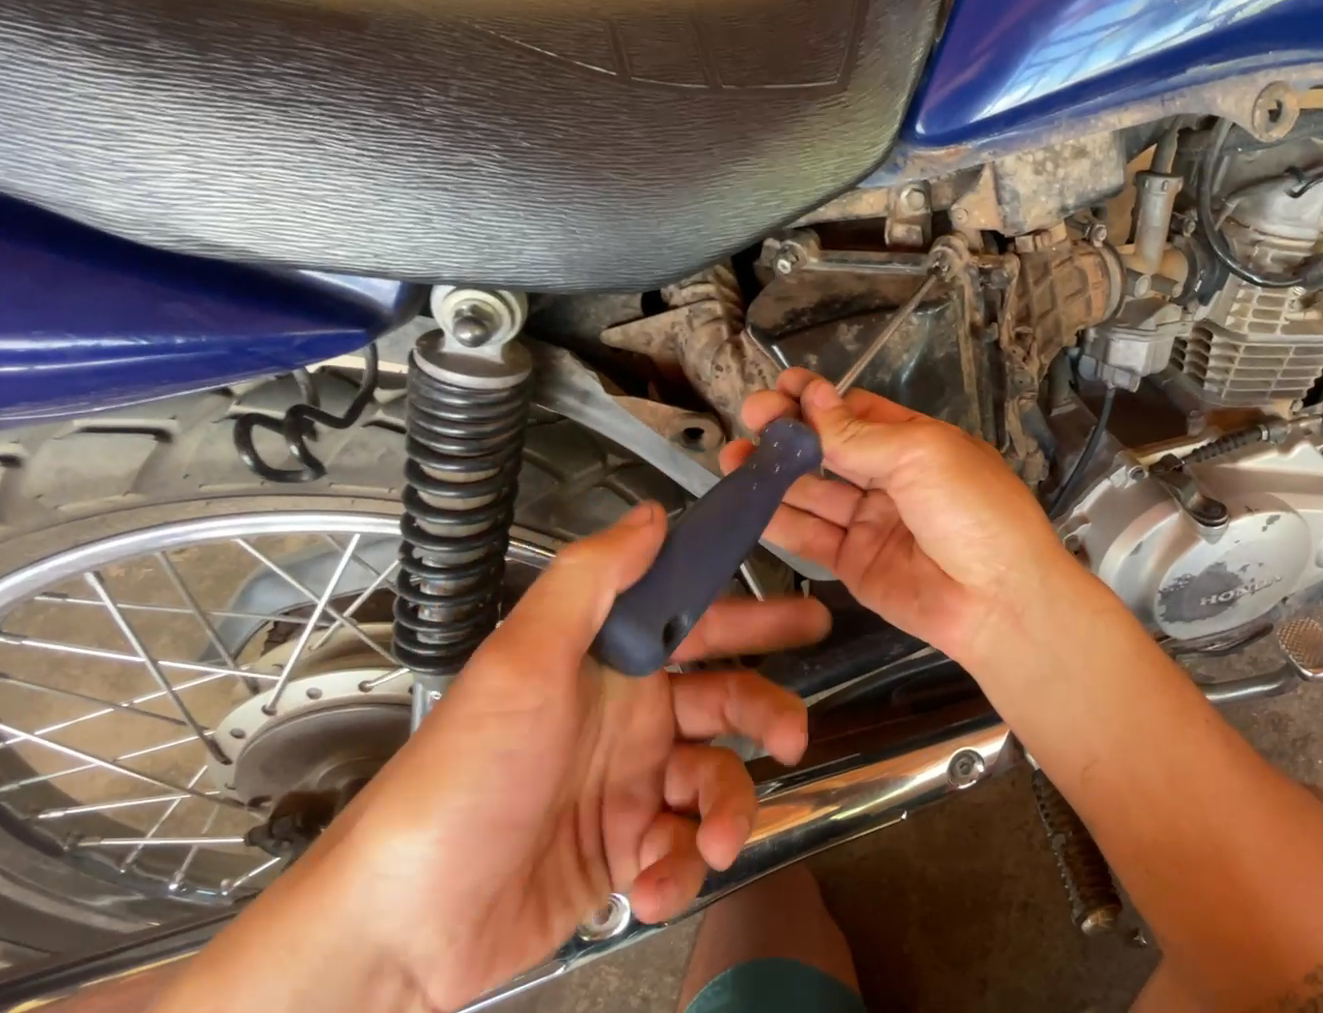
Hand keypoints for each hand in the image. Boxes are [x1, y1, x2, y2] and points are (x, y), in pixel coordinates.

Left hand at [159, 503, 822, 1012]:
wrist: (396, 927)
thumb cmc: (457, 782)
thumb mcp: (520, 665)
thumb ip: (590, 583)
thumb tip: (654, 516)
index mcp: (606, 669)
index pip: (695, 625)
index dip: (752, 617)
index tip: (805, 617)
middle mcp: (626, 721)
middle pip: (726, 703)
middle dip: (767, 714)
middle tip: (793, 734)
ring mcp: (628, 790)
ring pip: (715, 782)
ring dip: (727, 811)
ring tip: (715, 843)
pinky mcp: (624, 854)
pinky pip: (682, 851)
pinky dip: (682, 869)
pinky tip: (658, 886)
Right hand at [720, 368, 1080, 656]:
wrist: (999, 599)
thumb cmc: (973, 511)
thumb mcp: (922, 456)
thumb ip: (858, 435)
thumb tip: (811, 400)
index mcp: (916, 443)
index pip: (856, 414)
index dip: (818, 401)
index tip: (780, 389)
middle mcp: (891, 479)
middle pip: (828, 451)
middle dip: (789, 434)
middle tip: (750, 421)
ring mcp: (871, 523)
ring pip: (813, 493)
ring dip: (774, 475)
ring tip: (734, 459)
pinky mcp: (855, 564)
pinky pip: (811, 537)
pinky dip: (780, 520)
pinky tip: (748, 502)